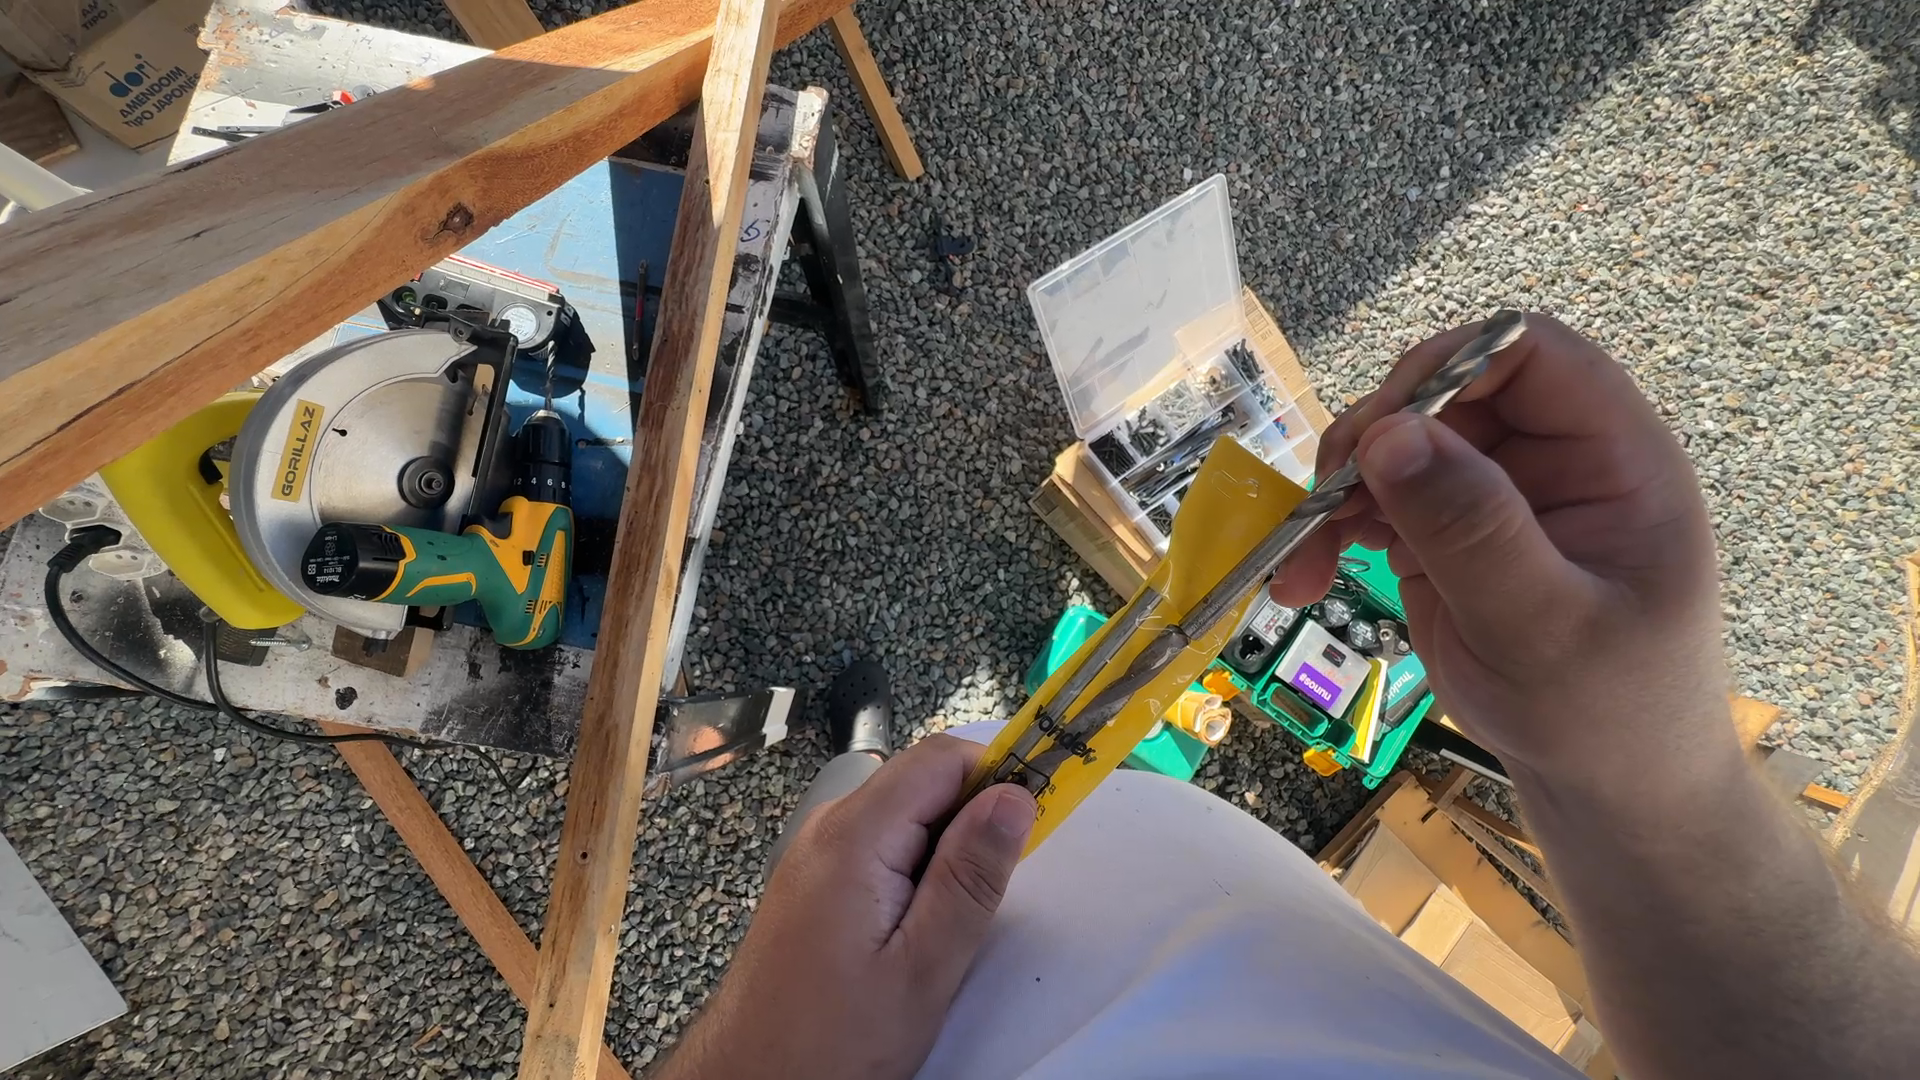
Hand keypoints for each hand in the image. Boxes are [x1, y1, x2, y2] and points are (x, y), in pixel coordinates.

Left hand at [654, 735, 1036, 1079]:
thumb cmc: (836, 1041)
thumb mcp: (923, 967)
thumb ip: (971, 876)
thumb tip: (1015, 796)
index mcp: (856, 833)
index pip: (940, 758)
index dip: (994, 771)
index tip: (1033, 814)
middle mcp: (831, 822)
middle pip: (921, 778)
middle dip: (973, 809)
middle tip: (999, 877)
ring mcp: (818, 846)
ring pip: (903, 808)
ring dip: (947, 838)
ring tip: (958, 909)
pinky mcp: (815, 872)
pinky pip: (880, 836)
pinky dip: (917, 858)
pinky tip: (920, 916)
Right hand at [1272, 314, 1734, 780]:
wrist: (1591, 774)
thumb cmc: (1597, 706)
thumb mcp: (1538, 622)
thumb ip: (1470, 527)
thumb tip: (1387, 435)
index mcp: (1605, 455)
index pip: (1525, 354)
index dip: (1444, 370)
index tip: (1377, 438)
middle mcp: (1540, 459)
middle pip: (1432, 399)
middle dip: (1363, 450)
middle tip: (1319, 511)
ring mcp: (1483, 494)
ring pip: (1384, 452)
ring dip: (1329, 500)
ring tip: (1299, 567)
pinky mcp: (1436, 532)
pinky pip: (1365, 504)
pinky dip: (1325, 535)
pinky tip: (1305, 580)